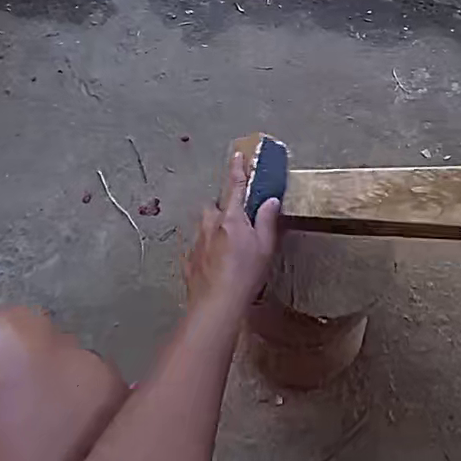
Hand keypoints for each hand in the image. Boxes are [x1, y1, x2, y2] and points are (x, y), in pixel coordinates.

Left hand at [183, 151, 279, 316]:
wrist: (216, 305)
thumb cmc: (245, 274)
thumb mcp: (265, 246)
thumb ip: (267, 220)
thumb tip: (271, 201)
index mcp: (231, 217)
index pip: (235, 185)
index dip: (237, 169)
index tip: (237, 155)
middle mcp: (210, 224)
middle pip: (214, 206)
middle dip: (223, 208)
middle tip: (237, 220)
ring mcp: (197, 242)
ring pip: (205, 226)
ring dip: (214, 228)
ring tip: (227, 245)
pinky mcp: (189, 260)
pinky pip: (199, 247)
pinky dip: (207, 249)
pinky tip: (216, 264)